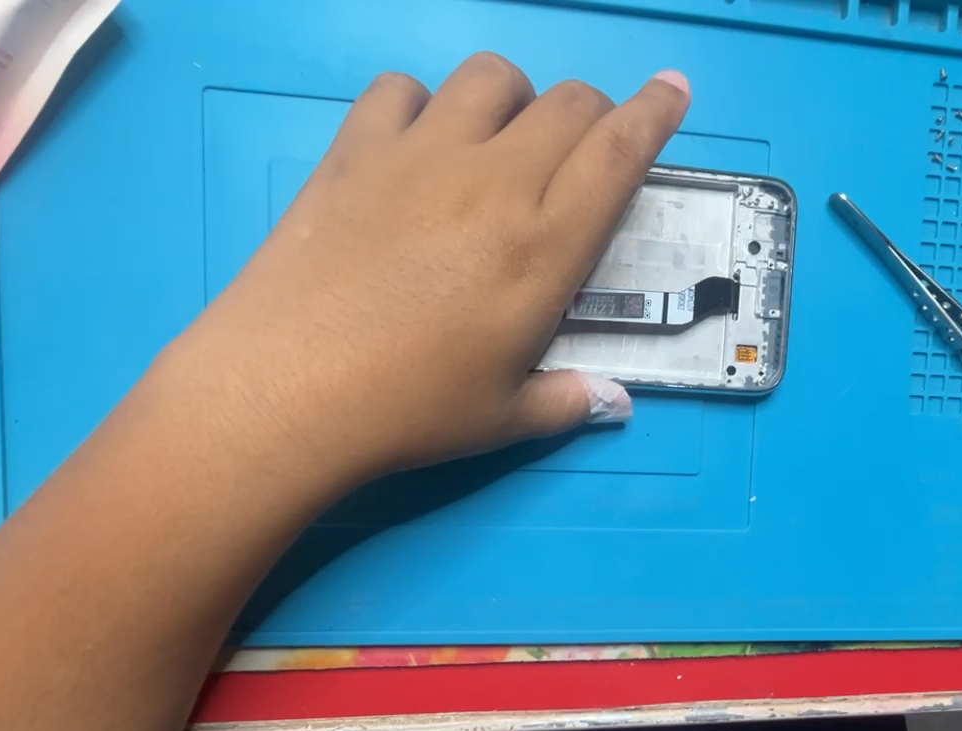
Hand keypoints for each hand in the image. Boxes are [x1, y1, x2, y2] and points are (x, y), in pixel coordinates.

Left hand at [163, 54, 689, 479]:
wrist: (288, 389)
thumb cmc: (409, 411)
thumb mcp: (502, 419)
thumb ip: (568, 402)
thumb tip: (616, 404)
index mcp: (543, 248)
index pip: (618, 154)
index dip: (655, 112)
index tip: (672, 88)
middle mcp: (492, 182)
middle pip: (566, 104)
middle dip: (594, 113)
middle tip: (584, 150)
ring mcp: (419, 156)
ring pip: (490, 78)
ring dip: (514, 100)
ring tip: (501, 143)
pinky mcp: (354, 151)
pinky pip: (401, 90)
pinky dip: (423, 107)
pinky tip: (416, 149)